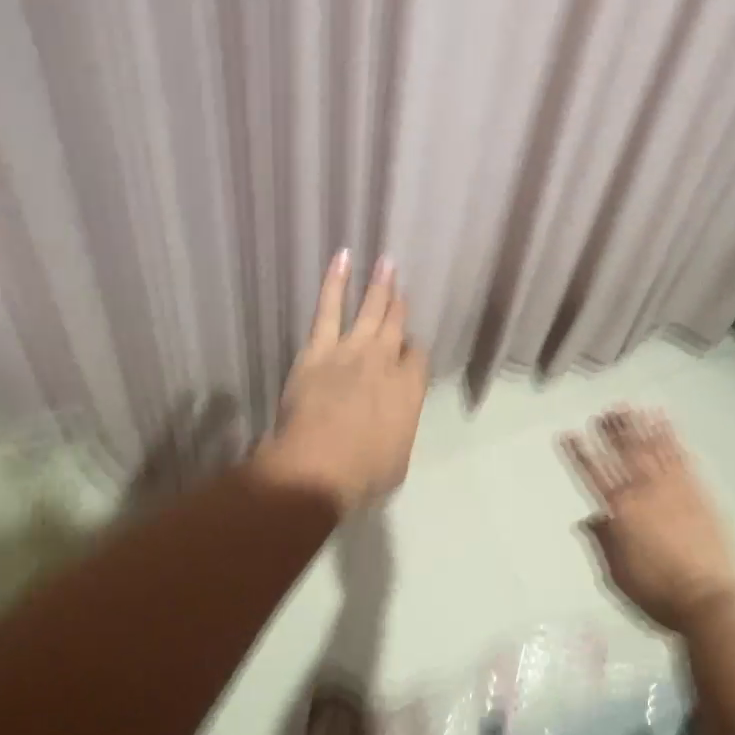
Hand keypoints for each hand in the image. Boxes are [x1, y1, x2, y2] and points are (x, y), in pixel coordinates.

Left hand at [257, 251, 428, 511]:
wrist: (317, 468)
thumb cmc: (362, 475)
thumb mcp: (397, 461)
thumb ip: (399, 431)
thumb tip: (394, 421)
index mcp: (410, 390)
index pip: (417, 358)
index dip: (412, 352)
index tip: (407, 351)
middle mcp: (386, 362)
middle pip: (397, 327)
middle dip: (401, 306)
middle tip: (403, 287)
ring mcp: (353, 350)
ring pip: (371, 310)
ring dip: (380, 285)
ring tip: (387, 261)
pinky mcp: (320, 349)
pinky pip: (329, 309)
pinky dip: (335, 282)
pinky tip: (342, 259)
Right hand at [561, 407, 734, 633]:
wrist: (712, 602)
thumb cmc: (658, 595)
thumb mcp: (617, 576)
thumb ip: (602, 543)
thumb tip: (590, 518)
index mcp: (620, 511)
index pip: (593, 473)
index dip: (578, 453)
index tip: (568, 433)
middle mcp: (644, 491)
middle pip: (622, 452)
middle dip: (610, 431)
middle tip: (602, 413)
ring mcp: (673, 487)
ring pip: (650, 447)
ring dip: (637, 426)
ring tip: (628, 408)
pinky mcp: (699, 490)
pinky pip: (680, 454)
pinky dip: (669, 434)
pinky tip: (663, 421)